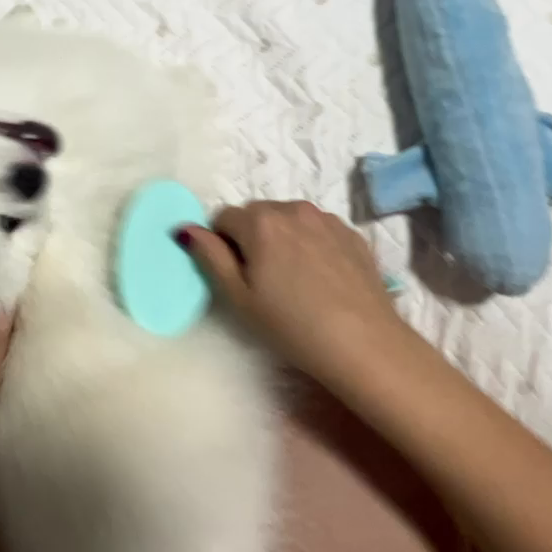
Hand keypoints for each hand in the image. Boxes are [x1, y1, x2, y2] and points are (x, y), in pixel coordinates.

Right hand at [178, 200, 406, 386]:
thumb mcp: (239, 298)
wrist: (364, 343)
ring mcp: (327, 218)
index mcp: (260, 221)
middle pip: (257, 215)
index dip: (223, 246)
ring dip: (282, 239)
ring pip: (289, 220)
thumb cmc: (291, 325)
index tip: (238, 278)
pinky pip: (318, 229)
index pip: (222, 218)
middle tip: (264, 282)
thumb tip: (187, 228)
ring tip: (295, 281)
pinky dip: (311, 245)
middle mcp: (292, 208)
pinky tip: (321, 279)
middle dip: (252, 239)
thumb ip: (210, 257)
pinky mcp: (352, 233)